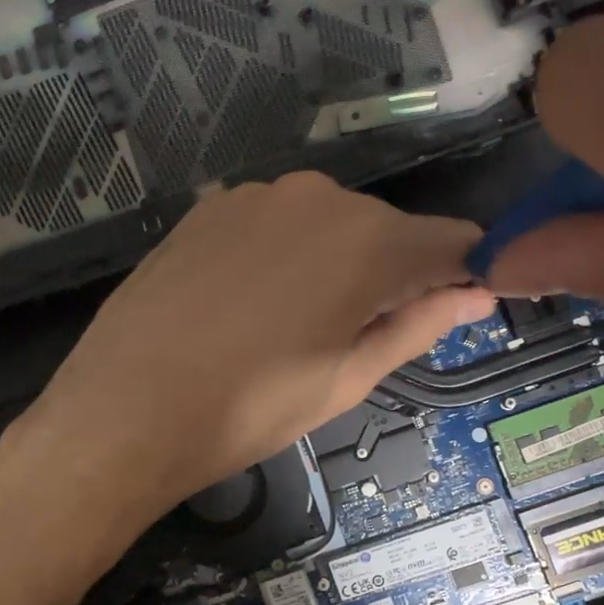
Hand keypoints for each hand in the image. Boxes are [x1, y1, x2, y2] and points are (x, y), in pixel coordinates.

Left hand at [0, 172, 490, 527]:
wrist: (127, 406)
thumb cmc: (248, 408)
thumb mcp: (346, 379)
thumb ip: (418, 326)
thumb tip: (475, 293)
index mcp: (370, 242)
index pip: (453, 243)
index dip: (459, 279)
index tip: (439, 316)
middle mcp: (320, 197)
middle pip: (387, 229)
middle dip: (389, 274)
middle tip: (347, 339)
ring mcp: (257, 196)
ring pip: (327, 223)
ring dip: (330, 261)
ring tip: (286, 325)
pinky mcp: (209, 207)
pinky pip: (273, 222)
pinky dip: (280, 252)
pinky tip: (245, 301)